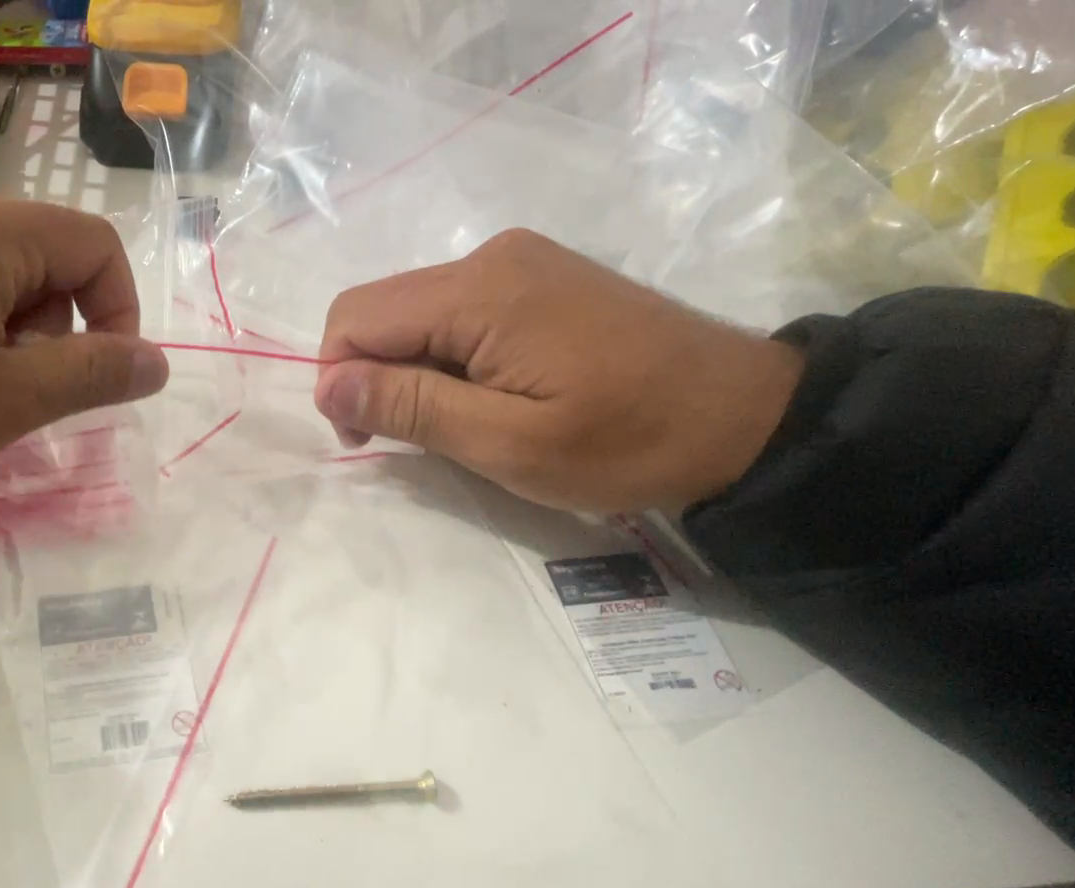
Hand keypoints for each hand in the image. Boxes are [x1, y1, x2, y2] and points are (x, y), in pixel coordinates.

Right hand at [312, 229, 804, 512]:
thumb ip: (411, 406)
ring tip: (457, 424)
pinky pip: (454, 313)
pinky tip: (482, 396)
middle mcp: (490, 257)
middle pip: (380, 309)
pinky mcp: (538, 279)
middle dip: (370, 376)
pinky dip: (444, 359)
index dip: (339, 381)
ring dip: (409, 371)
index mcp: (479, 291)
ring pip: (414, 313)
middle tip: (412, 441)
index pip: (355, 317)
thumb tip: (327, 384)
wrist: (746, 417)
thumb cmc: (626, 442)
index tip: (369, 441)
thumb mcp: (507, 443)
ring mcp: (518, 262)